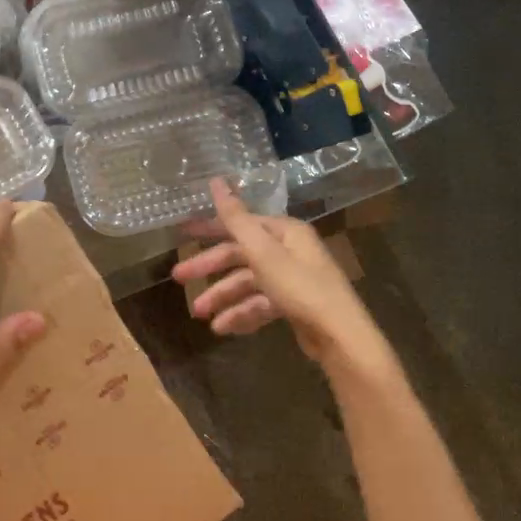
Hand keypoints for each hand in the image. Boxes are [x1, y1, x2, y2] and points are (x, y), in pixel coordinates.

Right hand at [173, 178, 397, 386]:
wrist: (342, 339)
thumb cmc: (301, 288)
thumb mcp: (263, 252)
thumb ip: (236, 219)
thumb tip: (216, 181)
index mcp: (285, 232)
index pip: (240, 224)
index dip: (209, 229)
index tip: (182, 233)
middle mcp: (289, 251)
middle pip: (240, 255)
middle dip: (209, 269)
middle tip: (179, 278)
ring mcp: (292, 280)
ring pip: (247, 283)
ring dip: (222, 297)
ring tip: (200, 314)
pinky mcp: (294, 305)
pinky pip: (260, 304)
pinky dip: (241, 314)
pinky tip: (222, 328)